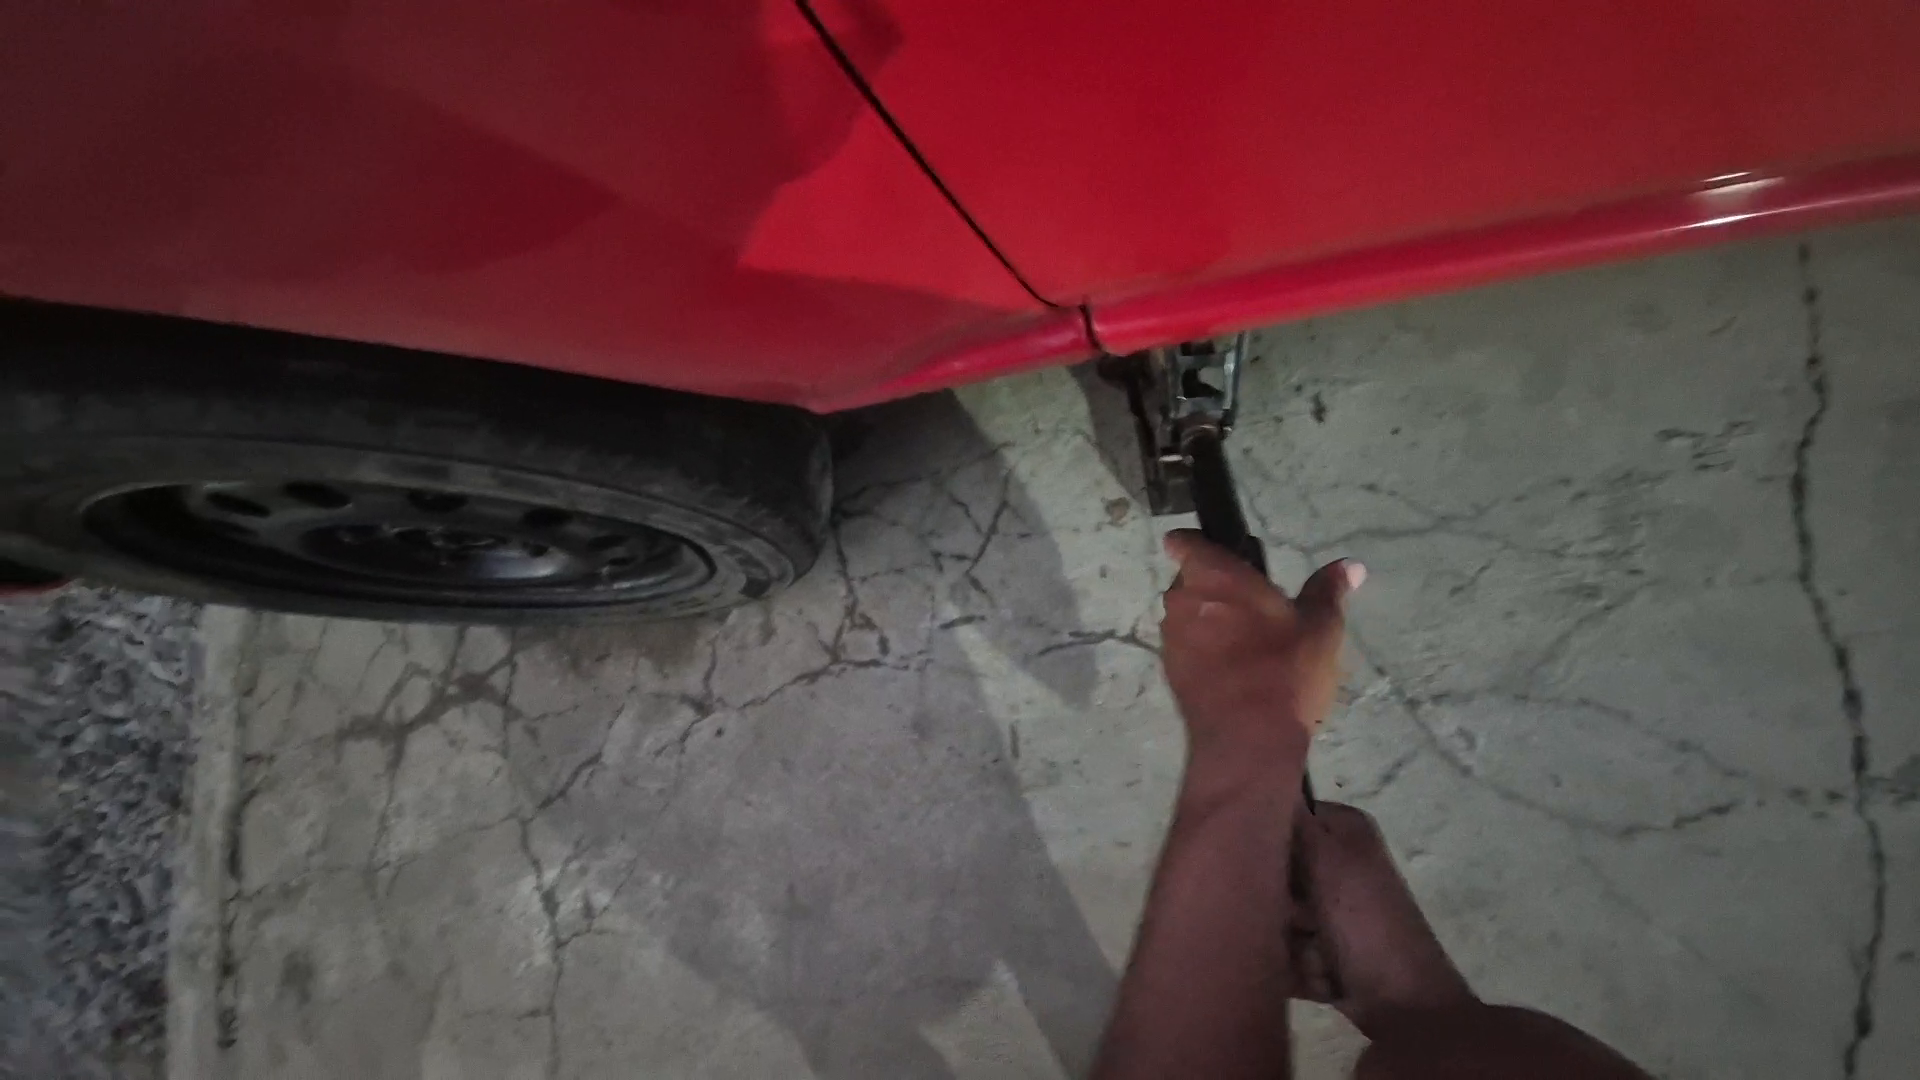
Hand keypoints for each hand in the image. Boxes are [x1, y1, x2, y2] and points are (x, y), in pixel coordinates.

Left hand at [1159, 529, 1361, 771]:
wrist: (1247, 737)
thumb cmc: (1284, 670)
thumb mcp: (1320, 627)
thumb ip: (1328, 590)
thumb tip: (1350, 566)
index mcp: (1212, 575)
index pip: (1184, 541)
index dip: (1196, 544)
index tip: (1221, 556)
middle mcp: (1180, 598)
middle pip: (1189, 579)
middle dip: (1214, 587)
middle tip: (1252, 607)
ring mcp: (1169, 634)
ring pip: (1186, 613)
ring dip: (1207, 619)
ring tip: (1246, 642)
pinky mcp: (1168, 668)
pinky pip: (1184, 644)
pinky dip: (1202, 648)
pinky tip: (1232, 669)